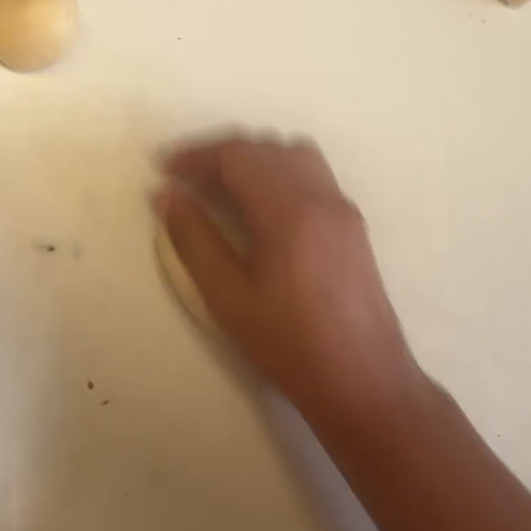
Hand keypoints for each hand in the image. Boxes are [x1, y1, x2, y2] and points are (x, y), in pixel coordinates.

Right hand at [156, 135, 421, 419]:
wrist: (365, 383)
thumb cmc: (290, 344)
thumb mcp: (227, 297)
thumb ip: (193, 239)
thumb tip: (167, 196)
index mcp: (288, 211)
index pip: (237, 156)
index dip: (196, 155)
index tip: (165, 170)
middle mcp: (320, 197)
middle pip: (264, 148)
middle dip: (219, 154)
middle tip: (185, 180)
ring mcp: (342, 208)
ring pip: (291, 154)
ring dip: (251, 159)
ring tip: (220, 187)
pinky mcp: (352, 224)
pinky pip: (310, 173)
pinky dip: (276, 171)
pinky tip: (257, 206)